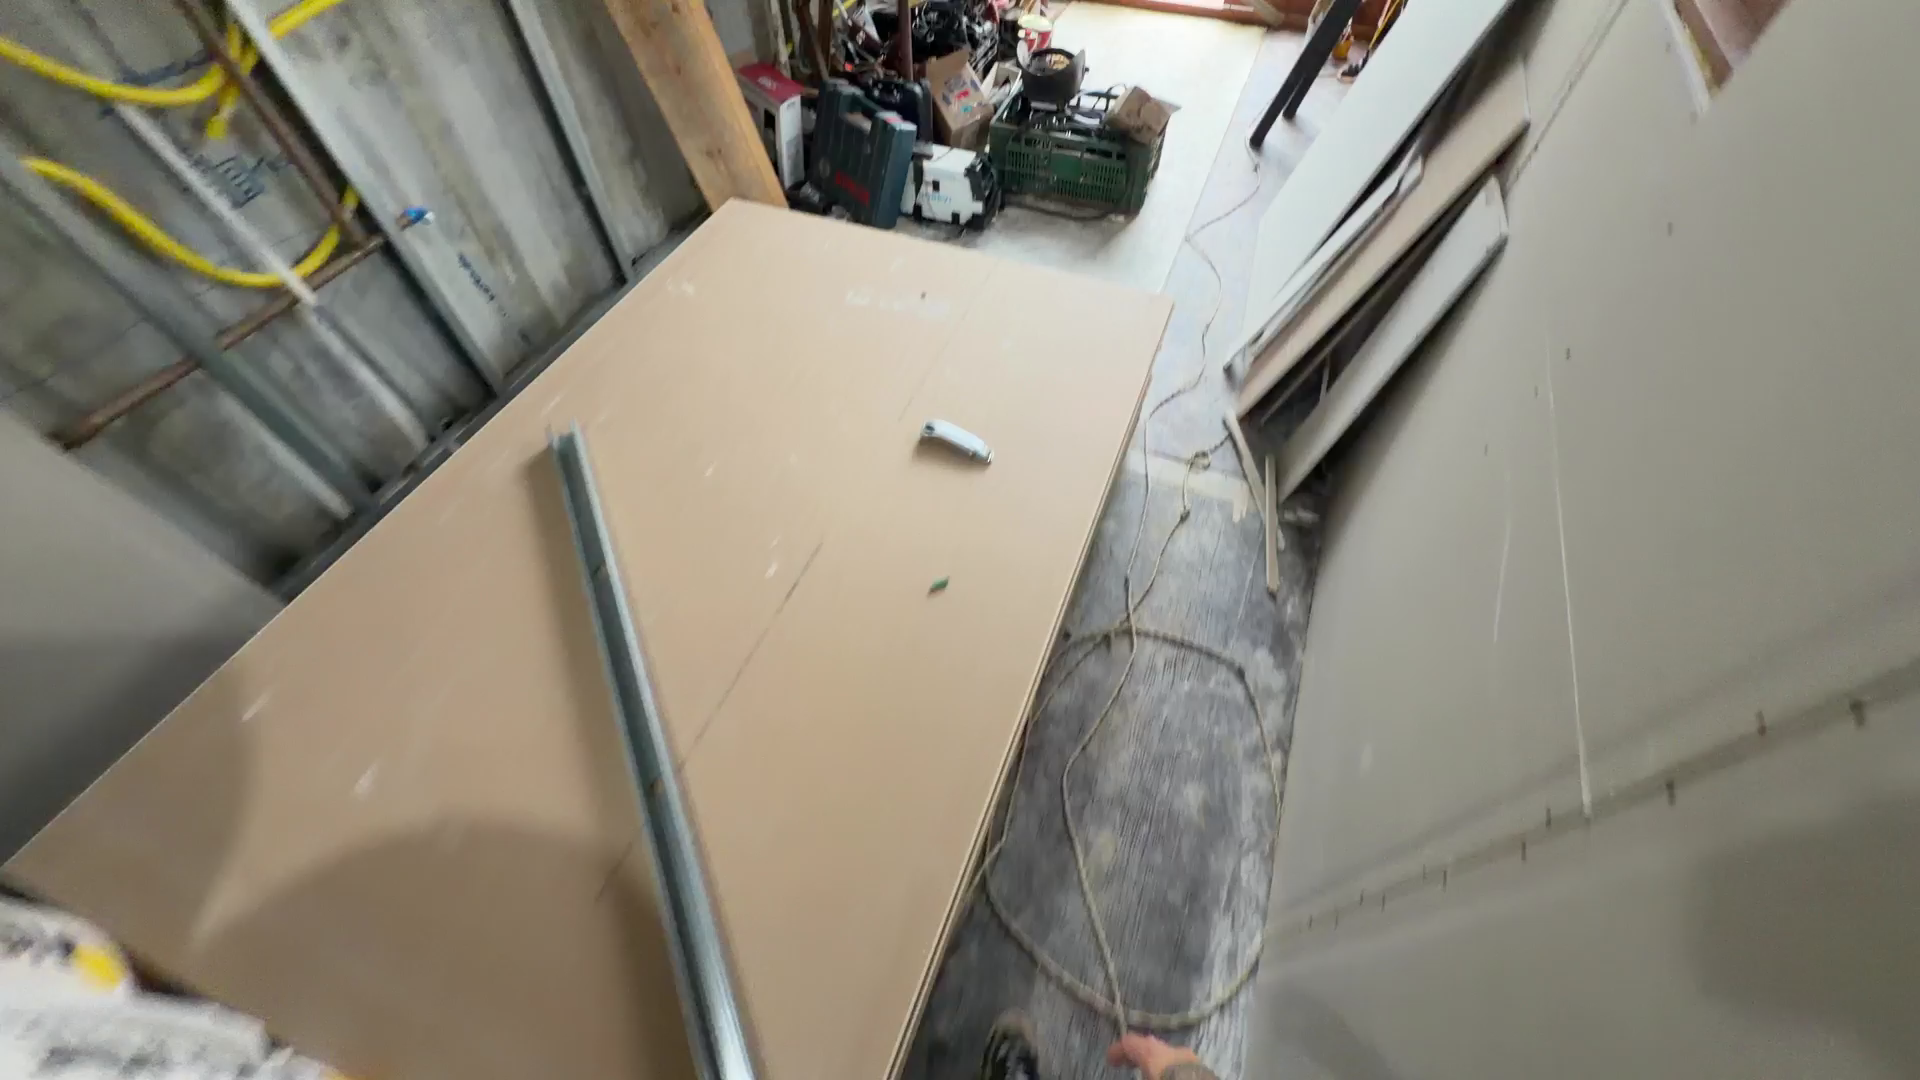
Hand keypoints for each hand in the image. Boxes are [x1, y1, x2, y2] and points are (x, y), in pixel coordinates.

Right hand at [1105, 1033, 1200, 1079]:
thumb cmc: (1164, 1079)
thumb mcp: (1146, 1068)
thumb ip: (1135, 1068)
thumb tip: (1129, 1066)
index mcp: (1151, 1051)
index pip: (1129, 1042)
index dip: (1117, 1050)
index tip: (1110, 1060)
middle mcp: (1169, 1048)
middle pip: (1150, 1046)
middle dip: (1140, 1056)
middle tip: (1130, 1065)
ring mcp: (1189, 1057)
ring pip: (1168, 1055)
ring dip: (1158, 1063)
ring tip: (1151, 1074)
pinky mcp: (1203, 1068)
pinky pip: (1182, 1065)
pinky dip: (1172, 1070)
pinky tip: (1171, 1077)